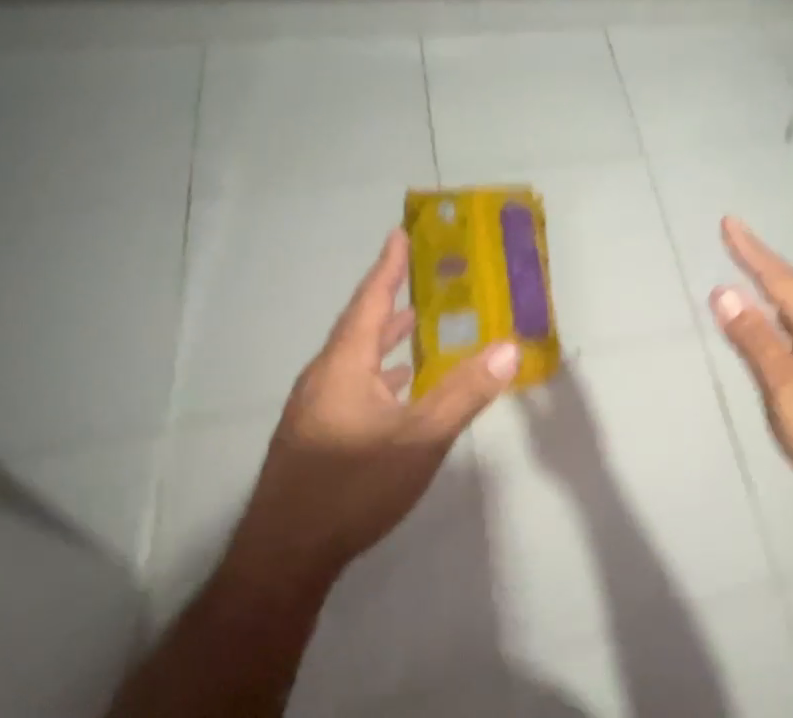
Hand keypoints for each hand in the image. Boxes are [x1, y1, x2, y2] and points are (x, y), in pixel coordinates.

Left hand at [226, 229, 520, 584]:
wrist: (284, 558)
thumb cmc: (352, 488)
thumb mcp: (420, 439)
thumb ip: (465, 392)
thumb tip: (509, 347)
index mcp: (343, 367)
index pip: (370, 303)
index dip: (388, 269)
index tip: (400, 233)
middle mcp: (323, 380)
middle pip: (359, 328)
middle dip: (389, 300)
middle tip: (419, 277)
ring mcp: (314, 411)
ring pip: (355, 360)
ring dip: (385, 340)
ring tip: (415, 326)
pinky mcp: (315, 438)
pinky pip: (351, 386)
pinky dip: (378, 375)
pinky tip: (397, 390)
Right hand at [710, 218, 792, 526]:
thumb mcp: (787, 389)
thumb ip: (756, 340)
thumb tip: (726, 291)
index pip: (780, 279)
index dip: (751, 252)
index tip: (729, 222)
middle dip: (763, 267)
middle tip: (735, 244)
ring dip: (777, 293)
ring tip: (753, 278)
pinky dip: (790, 320)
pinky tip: (785, 329)